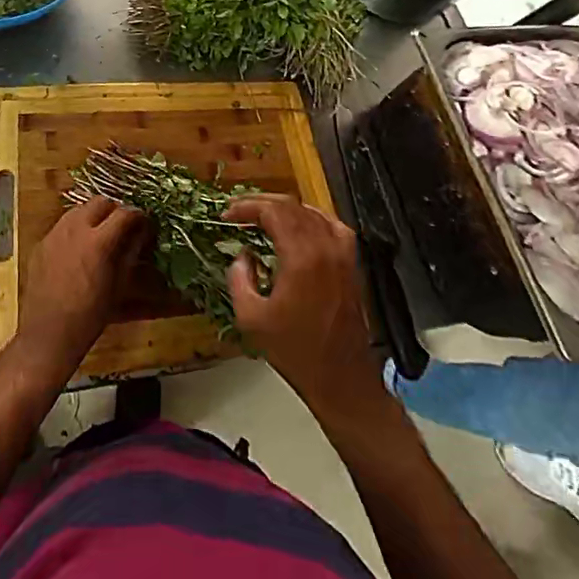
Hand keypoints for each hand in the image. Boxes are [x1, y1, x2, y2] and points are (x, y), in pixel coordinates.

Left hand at [17, 198, 146, 374]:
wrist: (50, 331)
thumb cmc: (90, 314)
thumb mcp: (118, 285)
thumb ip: (130, 253)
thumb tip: (141, 234)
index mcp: (98, 241)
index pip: (124, 213)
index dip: (138, 216)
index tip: (144, 223)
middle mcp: (74, 230)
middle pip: (99, 202)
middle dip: (114, 210)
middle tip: (122, 226)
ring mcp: (54, 235)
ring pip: (77, 210)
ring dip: (93, 216)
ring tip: (100, 234)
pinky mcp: (41, 244)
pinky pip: (61, 226)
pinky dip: (74, 229)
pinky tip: (78, 249)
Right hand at [224, 194, 380, 412]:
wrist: (340, 375)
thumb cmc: (294, 350)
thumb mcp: (250, 317)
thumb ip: (239, 278)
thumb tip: (243, 257)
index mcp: (302, 257)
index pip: (273, 212)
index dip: (246, 207)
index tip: (227, 215)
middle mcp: (326, 248)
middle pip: (292, 206)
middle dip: (261, 203)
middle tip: (238, 211)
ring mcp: (343, 254)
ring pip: (312, 212)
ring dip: (284, 209)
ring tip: (262, 216)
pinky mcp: (351, 264)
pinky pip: (332, 226)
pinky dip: (311, 219)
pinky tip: (298, 226)